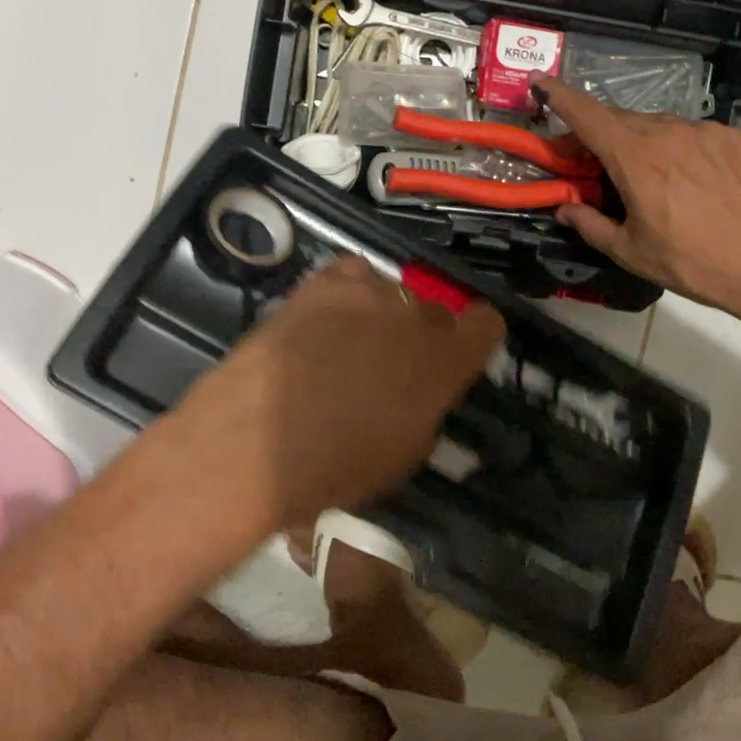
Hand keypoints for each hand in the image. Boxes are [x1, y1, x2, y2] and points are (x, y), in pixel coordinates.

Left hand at [172, 258, 505, 529]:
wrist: (253, 442)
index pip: (487, 324)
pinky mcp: (320, 284)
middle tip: (395, 367)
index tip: (462, 355)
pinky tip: (332, 318)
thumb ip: (427, 407)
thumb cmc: (336, 465)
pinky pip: (352, 274)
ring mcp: (365, 293)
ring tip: (353, 344)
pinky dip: (350, 292)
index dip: (477, 338)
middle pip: (436, 310)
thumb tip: (421, 391)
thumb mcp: (404, 453)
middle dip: (424, 335)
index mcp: (444, 360)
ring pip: (393, 293)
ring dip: (384, 315)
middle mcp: (413, 316)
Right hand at [532, 74, 740, 319]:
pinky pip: (691, 134)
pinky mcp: (731, 137)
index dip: (559, 95)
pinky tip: (686, 180)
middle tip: (588, 161)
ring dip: (638, 143)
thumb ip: (590, 225)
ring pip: (656, 126)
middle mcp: (666, 132)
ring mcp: (703, 131)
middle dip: (598, 134)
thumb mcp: (631, 251)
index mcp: (634, 158)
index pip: (587, 115)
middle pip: (619, 121)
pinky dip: (676, 148)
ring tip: (644, 177)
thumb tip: (565, 210)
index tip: (540, 81)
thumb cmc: (692, 262)